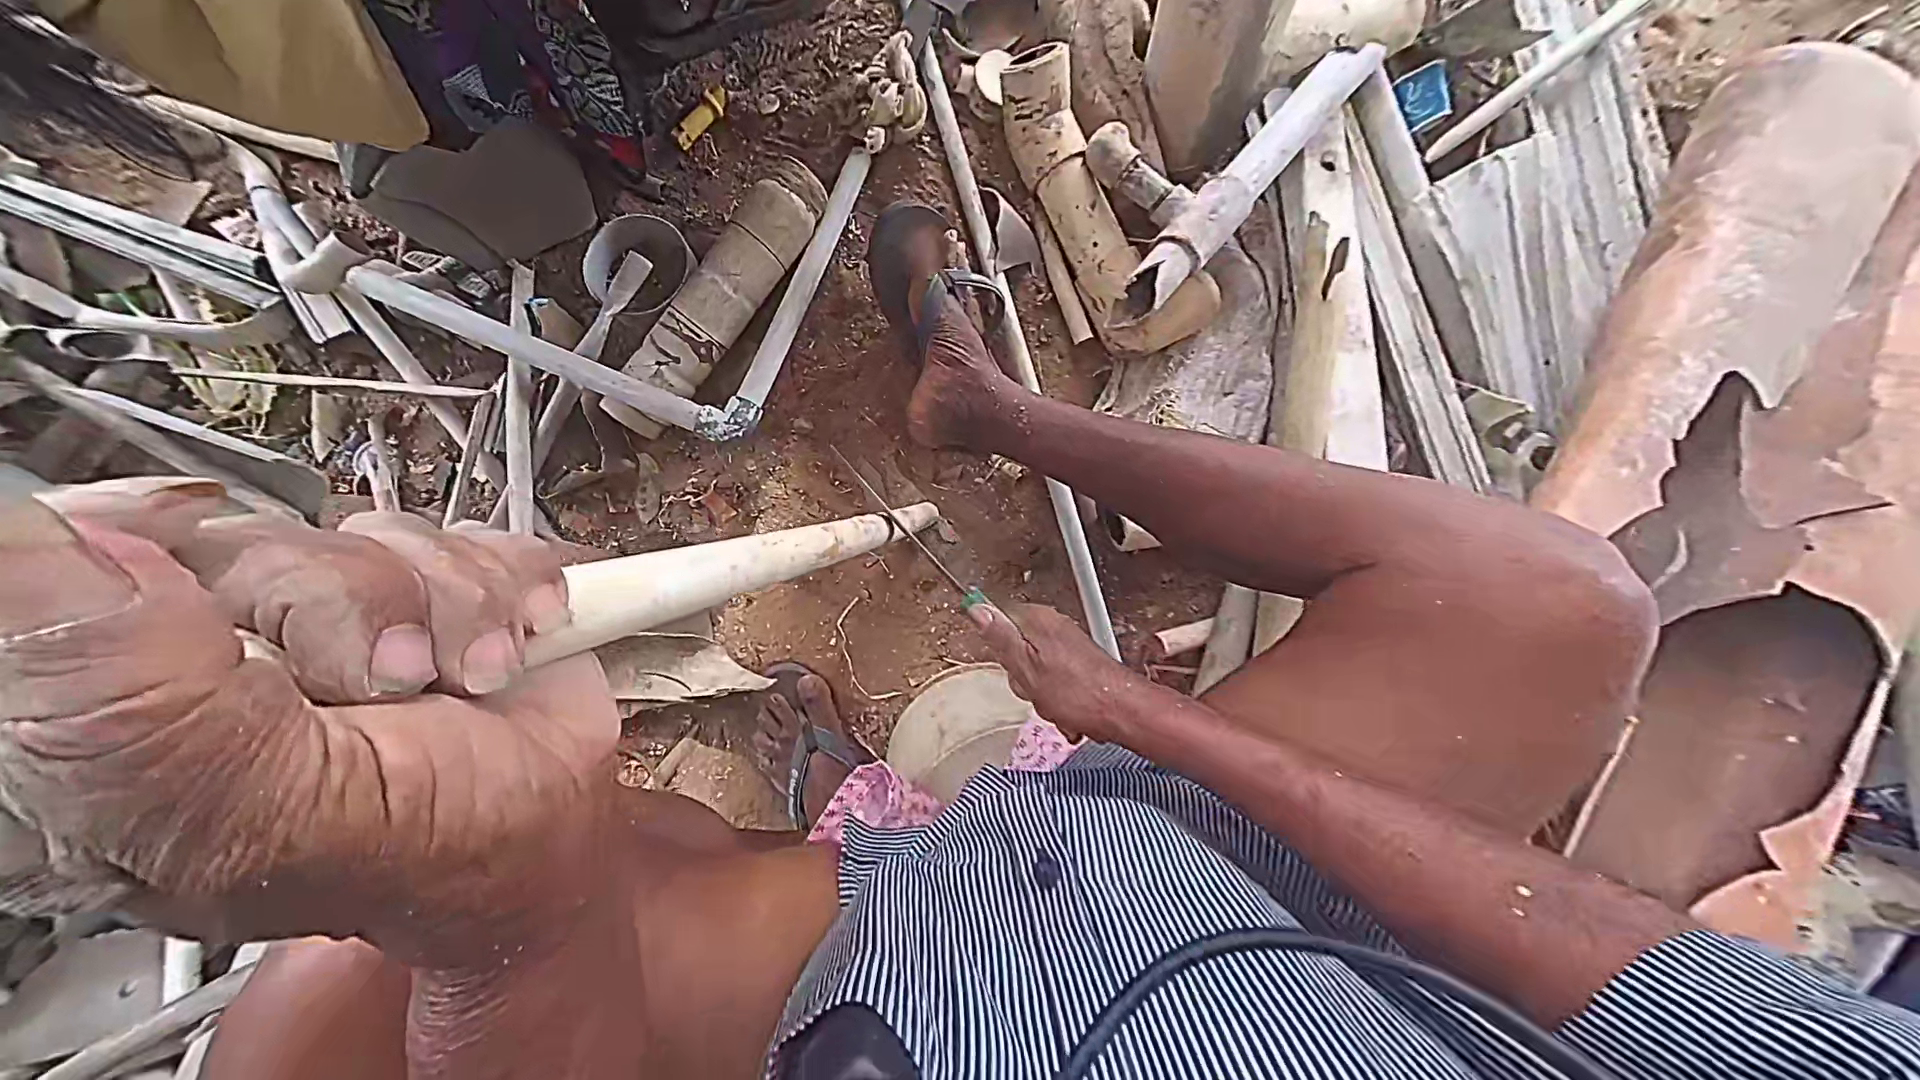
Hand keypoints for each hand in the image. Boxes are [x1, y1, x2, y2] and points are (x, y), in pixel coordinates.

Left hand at [0, 480, 619, 964]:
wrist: (566, 821)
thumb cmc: (432, 845)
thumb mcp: (268, 810)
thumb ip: (134, 706)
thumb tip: (31, 550)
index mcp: (145, 714)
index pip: (85, 562)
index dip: (161, 545)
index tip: (248, 604)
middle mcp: (250, 651)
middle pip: (268, 539)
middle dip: (366, 604)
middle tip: (401, 677)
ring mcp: (368, 612)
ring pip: (390, 533)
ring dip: (465, 604)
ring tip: (482, 674)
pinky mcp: (458, 590)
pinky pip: (482, 535)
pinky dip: (520, 584)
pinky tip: (523, 639)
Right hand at [966, 602, 1145, 740]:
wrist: (1122, 711)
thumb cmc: (1078, 693)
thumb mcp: (1025, 667)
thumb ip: (999, 637)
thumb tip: (977, 609)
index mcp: (1037, 620)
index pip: (998, 620)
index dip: (999, 649)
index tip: (1009, 666)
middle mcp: (1053, 625)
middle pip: (1016, 648)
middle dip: (1022, 676)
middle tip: (1034, 688)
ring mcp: (1067, 643)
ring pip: (1034, 669)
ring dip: (1040, 692)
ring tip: (1054, 702)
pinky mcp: (1078, 662)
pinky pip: (1053, 679)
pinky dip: (1057, 697)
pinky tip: (1066, 708)